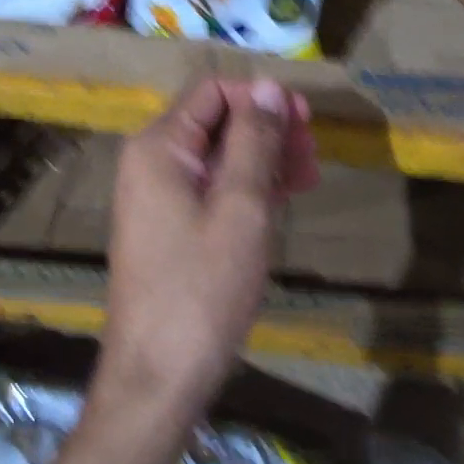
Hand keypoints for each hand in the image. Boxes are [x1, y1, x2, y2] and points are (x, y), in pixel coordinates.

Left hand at [100, 78, 317, 408]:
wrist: (157, 378)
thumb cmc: (202, 289)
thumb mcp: (240, 207)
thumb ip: (255, 141)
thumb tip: (269, 85)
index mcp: (159, 146)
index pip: (213, 91)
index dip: (261, 97)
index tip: (306, 122)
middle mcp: (150, 163)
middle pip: (215, 122)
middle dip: (266, 130)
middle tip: (313, 155)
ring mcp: (156, 199)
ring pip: (217, 158)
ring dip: (262, 160)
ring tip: (307, 179)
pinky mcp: (167, 230)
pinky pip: (210, 190)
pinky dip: (245, 189)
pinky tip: (279, 203)